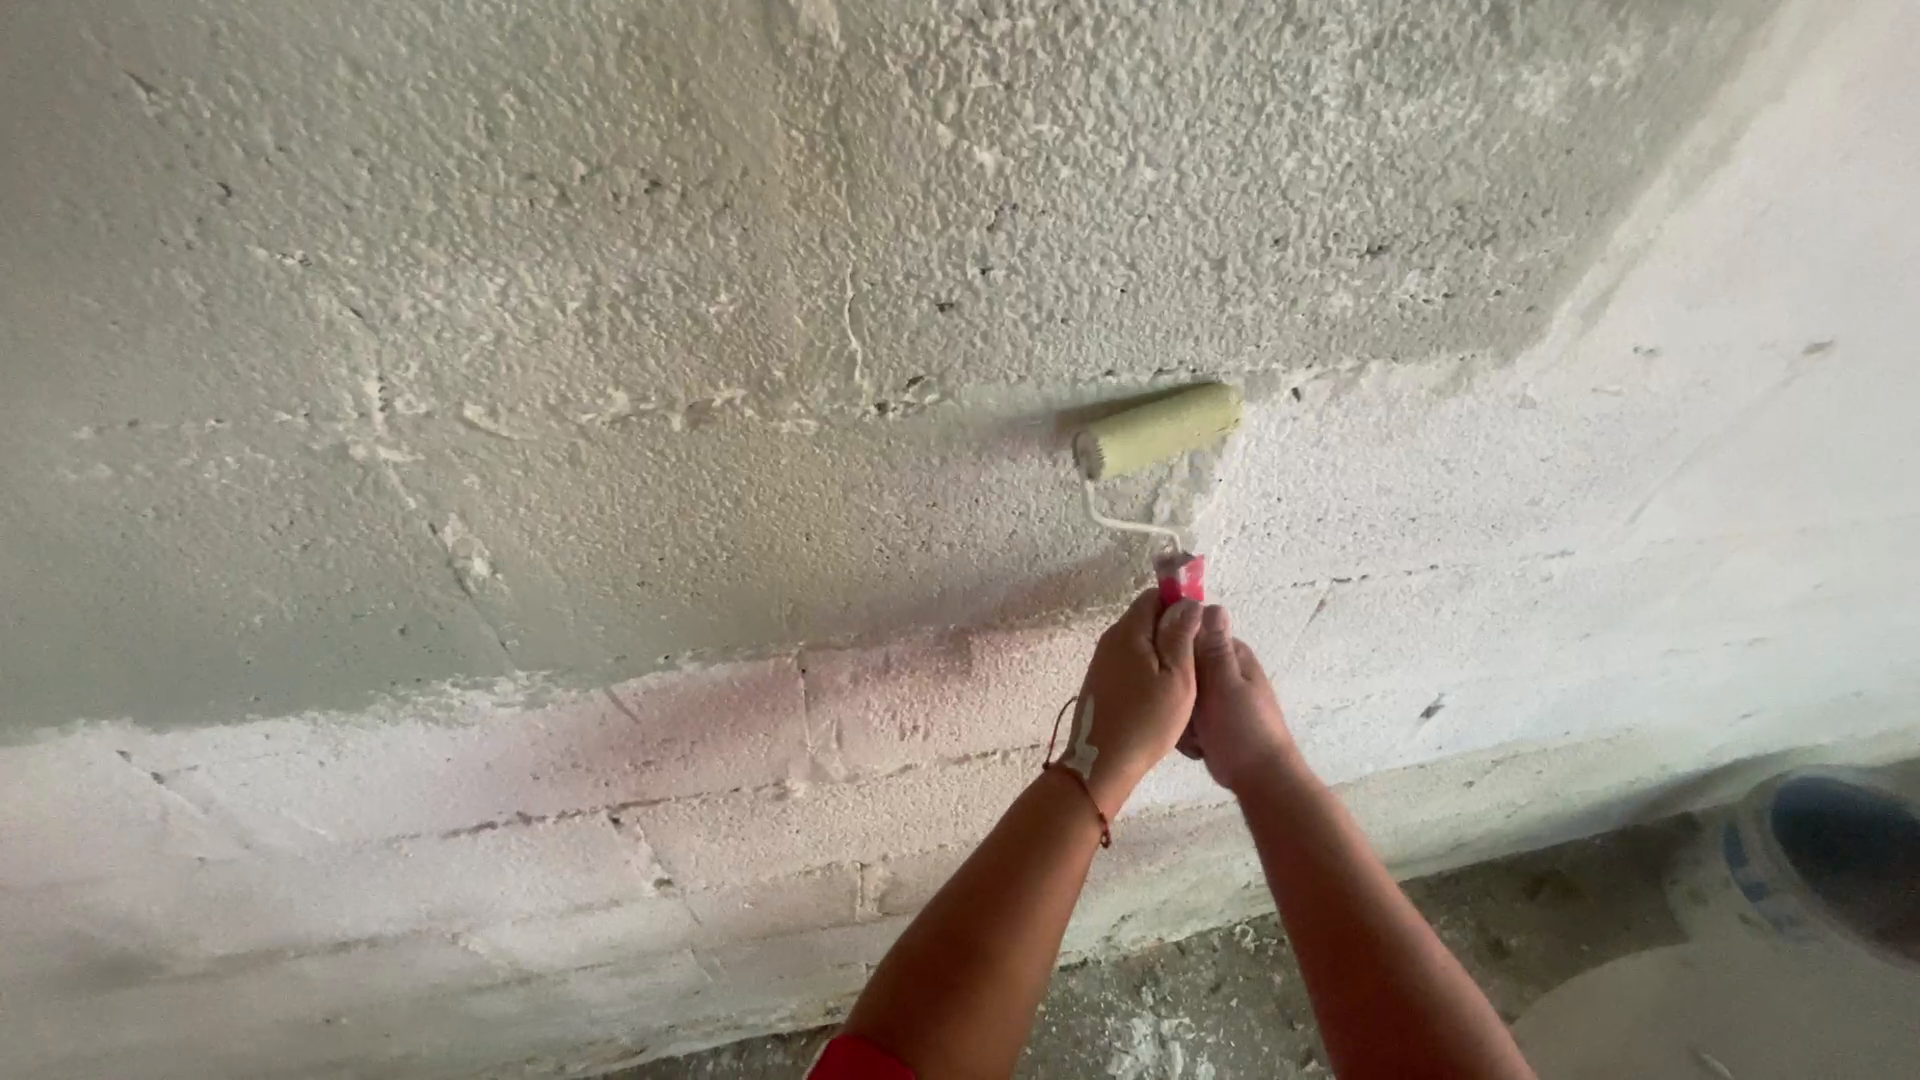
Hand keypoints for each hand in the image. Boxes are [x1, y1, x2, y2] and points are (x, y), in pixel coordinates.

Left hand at [1058, 589, 1202, 816]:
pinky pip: (1130, 660)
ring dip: (1161, 651)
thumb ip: (1180, 635)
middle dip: (1172, 629)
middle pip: (1145, 617)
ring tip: (1183, 678)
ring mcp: (1103, 660)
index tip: (1200, 628)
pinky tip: (1162, 692)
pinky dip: (1148, 667)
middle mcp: (1110, 639)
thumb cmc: (1147, 721)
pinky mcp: (1101, 680)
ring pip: (1138, 640)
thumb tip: (1187, 601)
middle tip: (1195, 658)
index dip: (1180, 604)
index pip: (1154, 597)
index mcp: (1128, 632)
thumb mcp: (1177, 677)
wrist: (1102, 762)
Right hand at [1190, 605, 1299, 792]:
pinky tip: (1193, 743)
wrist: (1260, 780)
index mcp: (1230, 654)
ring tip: (1191, 731)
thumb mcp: (1226, 684)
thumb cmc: (1244, 729)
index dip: (1173, 648)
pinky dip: (1184, 730)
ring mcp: (1214, 696)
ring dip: (1179, 713)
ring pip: (1178, 693)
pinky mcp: (1208, 719)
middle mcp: (1222, 669)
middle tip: (1183, 709)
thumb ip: (1215, 648)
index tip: (1165, 667)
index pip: (1189, 634)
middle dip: (1176, 689)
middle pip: (1180, 665)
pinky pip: (1182, 715)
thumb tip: (1210, 604)